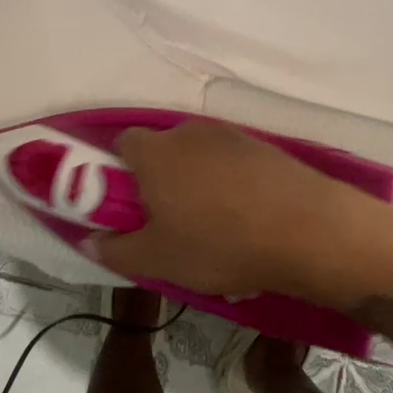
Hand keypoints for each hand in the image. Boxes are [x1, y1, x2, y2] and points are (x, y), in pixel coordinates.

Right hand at [83, 119, 374, 301]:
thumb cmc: (218, 243)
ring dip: (198, 186)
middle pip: (162, 151)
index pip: (123, 144)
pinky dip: (231, 187)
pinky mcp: (262, 146)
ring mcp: (229, 135)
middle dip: (160, 183)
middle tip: (170, 226)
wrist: (306, 228)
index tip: (130, 207)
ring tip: (213, 231)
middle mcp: (187, 132)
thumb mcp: (157, 260)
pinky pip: (231, 165)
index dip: (119, 173)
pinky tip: (246, 223)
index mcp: (154, 152)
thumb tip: (87, 239)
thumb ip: (116, 249)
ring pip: (199, 159)